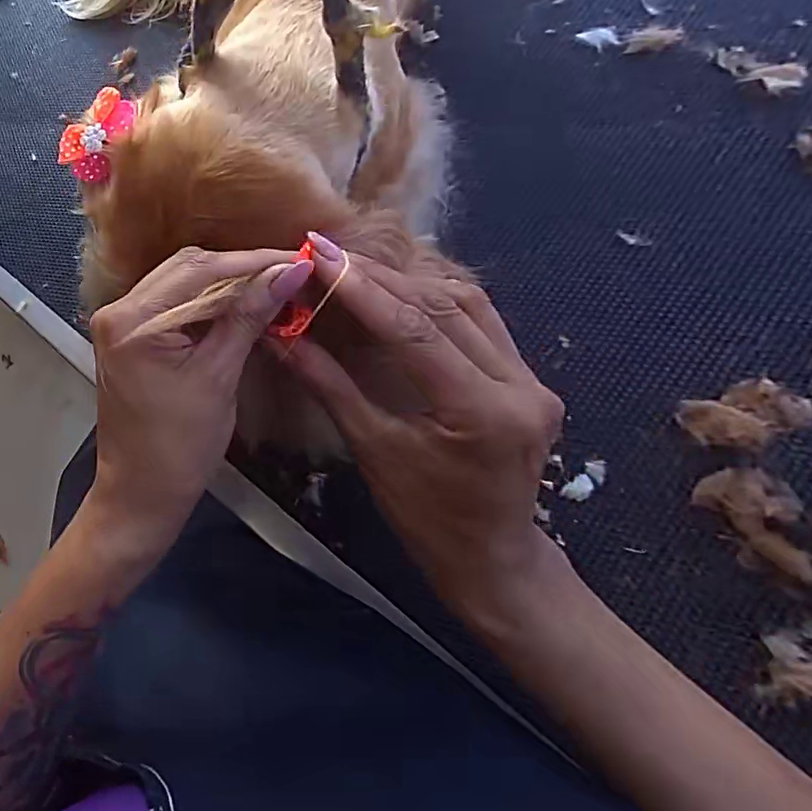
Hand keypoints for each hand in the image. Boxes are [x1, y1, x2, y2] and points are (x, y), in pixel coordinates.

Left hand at [88, 247, 312, 547]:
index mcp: (132, 321)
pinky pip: (174, 302)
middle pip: (187, 268)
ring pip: (182, 281)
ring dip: (227, 282)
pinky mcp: (131, 335)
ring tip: (274, 285)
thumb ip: (248, 317)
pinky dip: (209, 301)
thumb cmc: (177, 448)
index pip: (200, 270)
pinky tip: (242, 303)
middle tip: (289, 272)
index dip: (254, 262)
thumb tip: (288, 273)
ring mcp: (120, 322)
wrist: (140, 490)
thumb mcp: (218, 376)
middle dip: (241, 268)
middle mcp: (118, 311)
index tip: (297, 260)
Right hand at [281, 234, 562, 609]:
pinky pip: (479, 320)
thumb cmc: (425, 516)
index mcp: (481, 412)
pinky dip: (433, 297)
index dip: (360, 288)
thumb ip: (328, 383)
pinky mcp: (529, 377)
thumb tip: (279, 336)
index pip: (413, 329)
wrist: (492, 556)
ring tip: (353, 265)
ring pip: (465, 304)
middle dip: (377, 276)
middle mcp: (520, 386)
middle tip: (326, 253)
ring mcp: (532, 379)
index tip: (317, 255)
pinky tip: (398, 288)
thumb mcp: (371, 449)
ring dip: (406, 280)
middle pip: (441, 307)